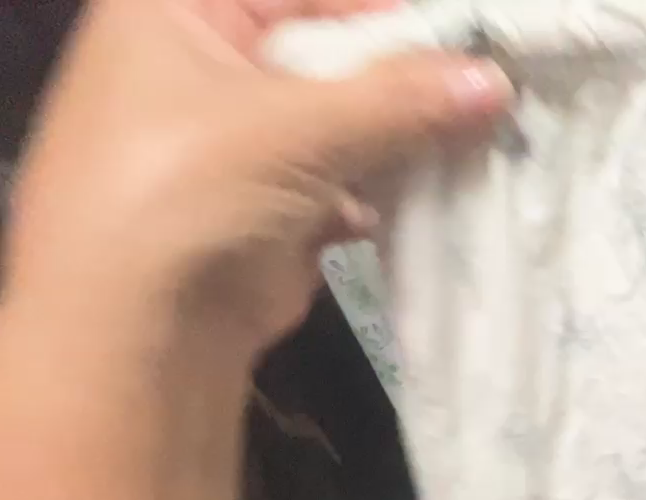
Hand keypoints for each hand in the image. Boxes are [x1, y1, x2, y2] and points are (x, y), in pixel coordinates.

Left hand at [2, 0, 510, 369]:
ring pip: (354, 127)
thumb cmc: (191, 192)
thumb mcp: (297, 129)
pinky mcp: (285, 203)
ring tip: (475, 156)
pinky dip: (393, 194)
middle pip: (337, 61)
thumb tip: (496, 82)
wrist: (149, 322)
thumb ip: (401, 101)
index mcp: (183, 11)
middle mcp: (214, 66)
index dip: (392, 22)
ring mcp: (250, 141)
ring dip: (411, 146)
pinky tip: (432, 203)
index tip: (473, 56)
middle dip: (412, 91)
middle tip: (489, 111)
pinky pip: (355, 182)